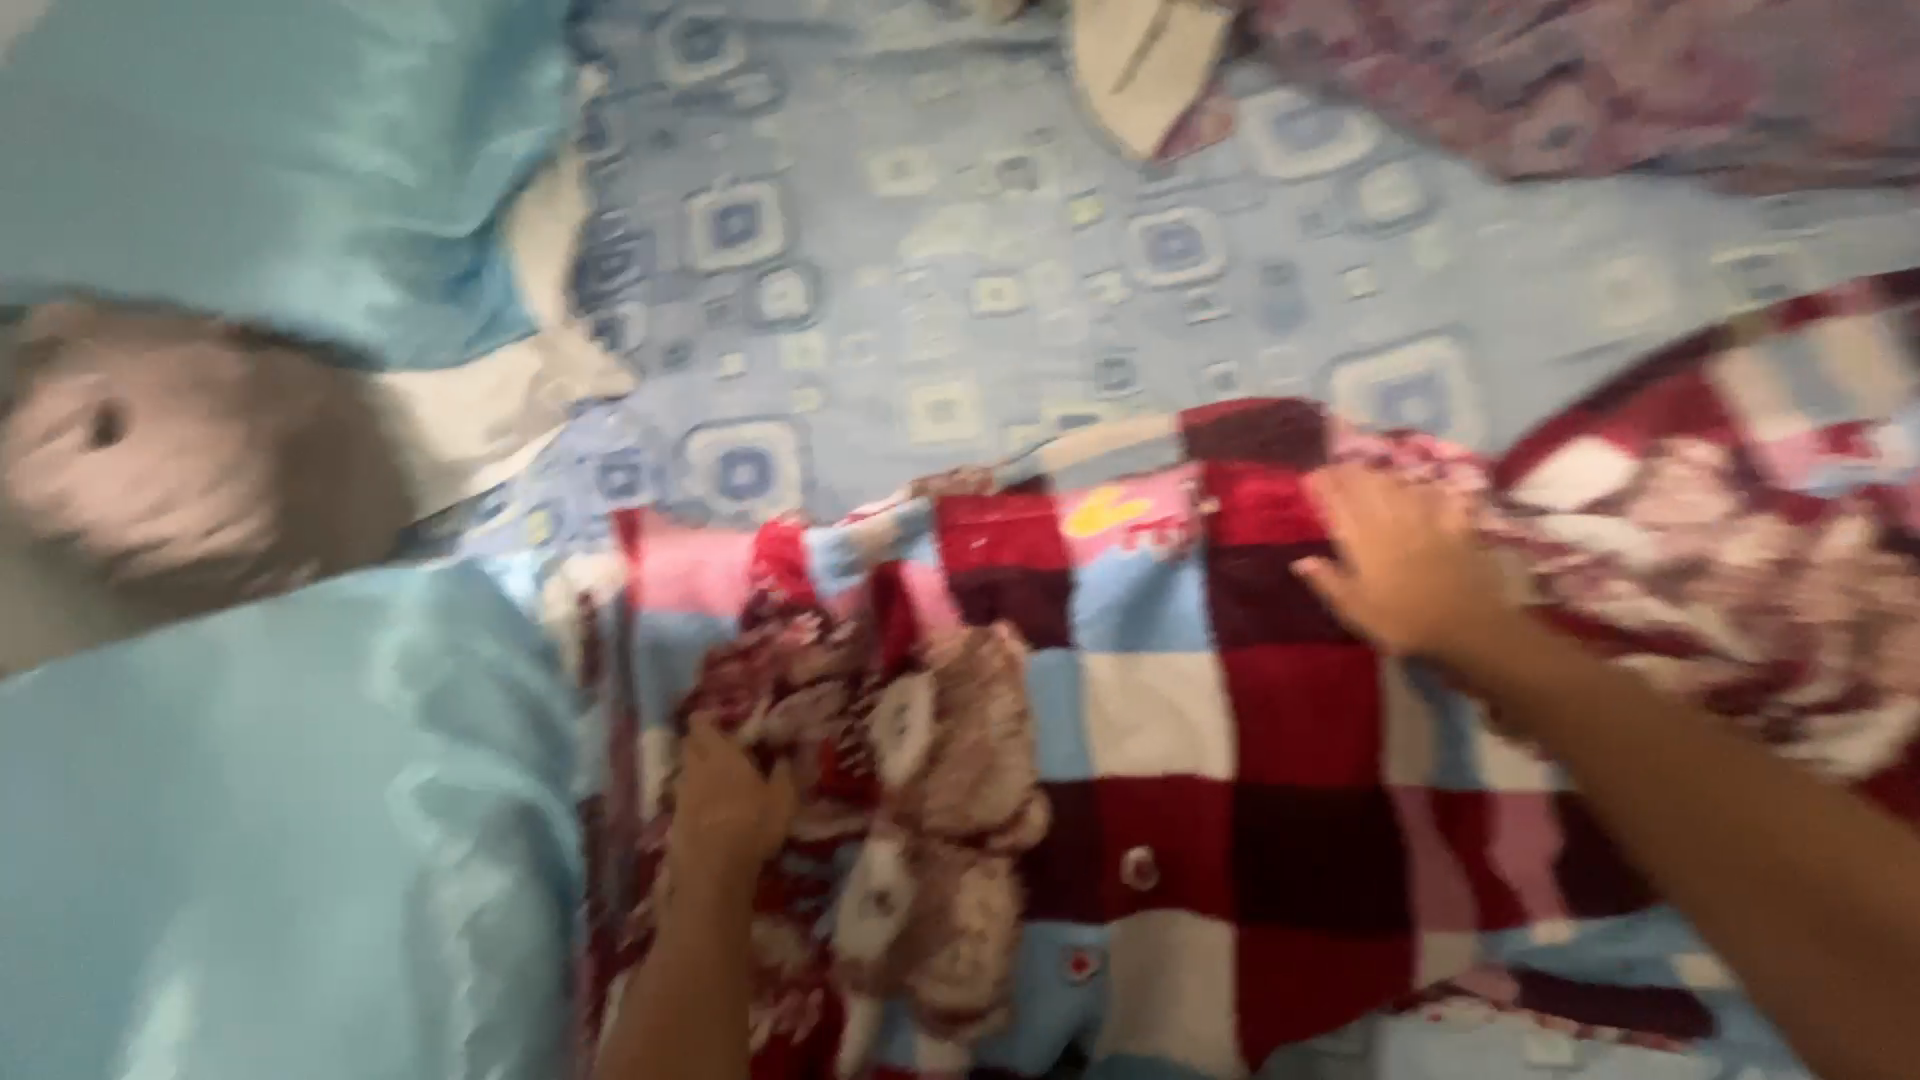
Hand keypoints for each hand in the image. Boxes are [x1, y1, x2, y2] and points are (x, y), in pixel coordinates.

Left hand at [669, 718, 796, 889]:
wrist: (714, 868)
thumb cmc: (754, 823)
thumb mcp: (783, 797)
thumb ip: (784, 772)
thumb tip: (784, 756)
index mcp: (721, 754)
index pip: (701, 724)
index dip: (706, 718)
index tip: (718, 719)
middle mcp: (696, 769)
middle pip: (687, 745)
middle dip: (699, 742)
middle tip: (718, 748)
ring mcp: (681, 796)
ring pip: (683, 772)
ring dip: (695, 771)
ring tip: (714, 780)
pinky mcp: (674, 822)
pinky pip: (682, 800)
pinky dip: (693, 799)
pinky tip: (708, 810)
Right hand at [1293, 464, 1518, 660]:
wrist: (1468, 629)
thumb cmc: (1403, 622)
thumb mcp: (1355, 610)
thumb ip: (1328, 581)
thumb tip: (1300, 560)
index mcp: (1364, 543)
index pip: (1338, 505)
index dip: (1324, 486)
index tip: (1311, 476)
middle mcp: (1392, 524)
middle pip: (1369, 488)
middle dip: (1350, 473)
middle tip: (1336, 467)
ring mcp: (1427, 523)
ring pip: (1401, 487)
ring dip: (1382, 475)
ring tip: (1370, 471)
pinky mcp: (1457, 529)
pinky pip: (1443, 500)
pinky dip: (1431, 491)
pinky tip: (1426, 487)